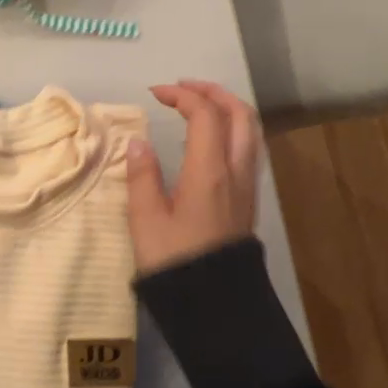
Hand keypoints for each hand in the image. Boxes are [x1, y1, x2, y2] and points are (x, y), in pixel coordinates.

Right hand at [126, 80, 261, 273]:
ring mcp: (247, 185)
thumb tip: (138, 143)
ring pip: (250, 131)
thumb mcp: (146, 219)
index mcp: (209, 171)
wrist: (213, 299)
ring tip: (200, 106)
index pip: (204, 115)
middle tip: (183, 89)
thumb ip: (142, 176)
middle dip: (212, 93)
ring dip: (227, 109)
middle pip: (238, 115)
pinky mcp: (247, 198)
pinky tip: (210, 140)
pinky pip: (248, 149)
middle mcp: (236, 170)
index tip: (155, 93)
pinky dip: (231, 130)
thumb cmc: (174, 258)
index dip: (182, 96)